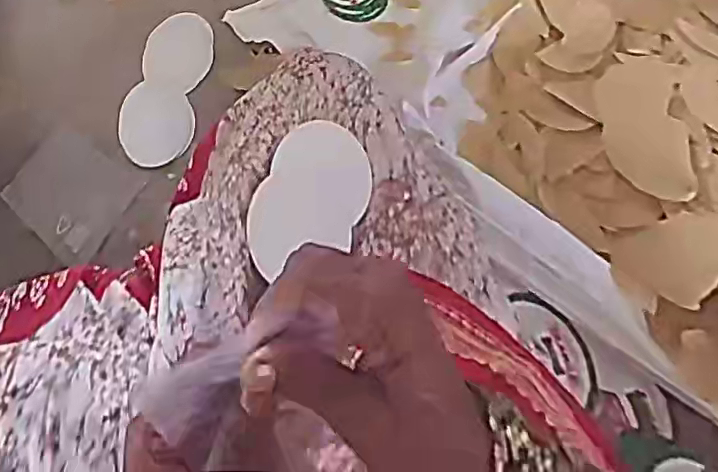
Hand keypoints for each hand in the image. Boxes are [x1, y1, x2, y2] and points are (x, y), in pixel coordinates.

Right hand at [239, 248, 488, 471]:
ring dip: (286, 313)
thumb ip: (313, 384)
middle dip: (276, 309)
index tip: (251, 355)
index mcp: (385, 297)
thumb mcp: (370, 424)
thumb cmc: (430, 443)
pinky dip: (303, 315)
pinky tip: (297, 356)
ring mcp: (381, 282)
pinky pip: (327, 289)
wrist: (467, 451)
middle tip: (257, 363)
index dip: (273, 312)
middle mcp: (383, 275)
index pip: (309, 277)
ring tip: (272, 365)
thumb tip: (257, 360)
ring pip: (313, 273)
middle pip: (308, 267)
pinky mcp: (377, 297)